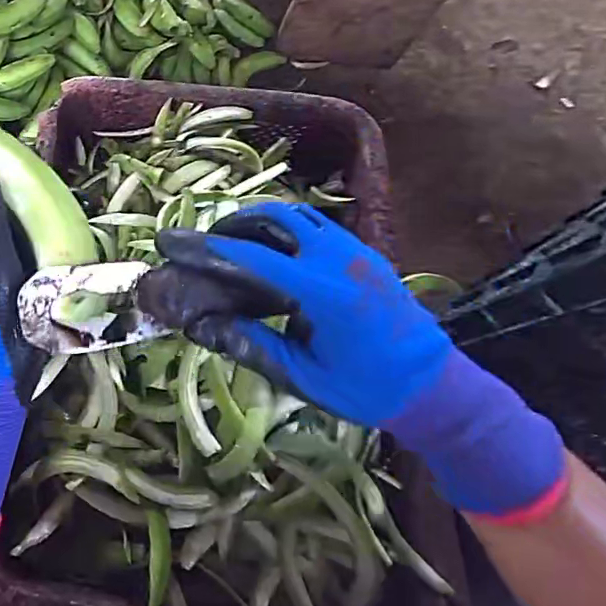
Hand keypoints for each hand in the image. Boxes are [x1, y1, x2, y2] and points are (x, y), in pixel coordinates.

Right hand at [142, 203, 568, 520]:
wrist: (435, 387)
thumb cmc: (367, 389)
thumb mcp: (302, 376)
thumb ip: (251, 344)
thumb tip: (201, 326)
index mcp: (323, 293)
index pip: (250, 257)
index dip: (205, 248)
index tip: (171, 242)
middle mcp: (339, 259)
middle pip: (275, 218)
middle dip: (233, 224)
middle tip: (205, 242)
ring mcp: (356, 251)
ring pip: (297, 215)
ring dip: (260, 221)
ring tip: (234, 243)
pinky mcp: (365, 253)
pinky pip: (316, 226)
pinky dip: (285, 230)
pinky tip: (273, 253)